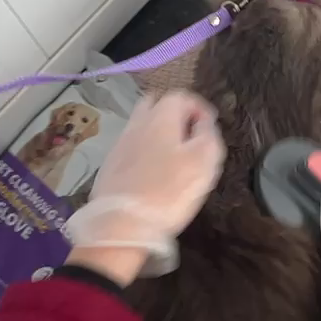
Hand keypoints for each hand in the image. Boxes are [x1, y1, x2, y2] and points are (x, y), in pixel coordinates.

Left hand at [63, 91, 223, 285]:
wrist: (121, 225)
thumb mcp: (205, 160)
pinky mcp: (110, 165)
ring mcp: (120, 143)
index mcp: (160, 116)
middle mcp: (136, 123)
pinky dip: (145, 150)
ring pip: (141, 125)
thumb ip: (208, 133)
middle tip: (190, 136)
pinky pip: (132, 146)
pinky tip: (153, 171)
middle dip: (175, 114)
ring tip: (174, 156)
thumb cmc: (169, 190)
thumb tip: (204, 121)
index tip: (210, 126)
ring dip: (159, 133)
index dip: (199, 108)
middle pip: (156, 105)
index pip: (181, 96)